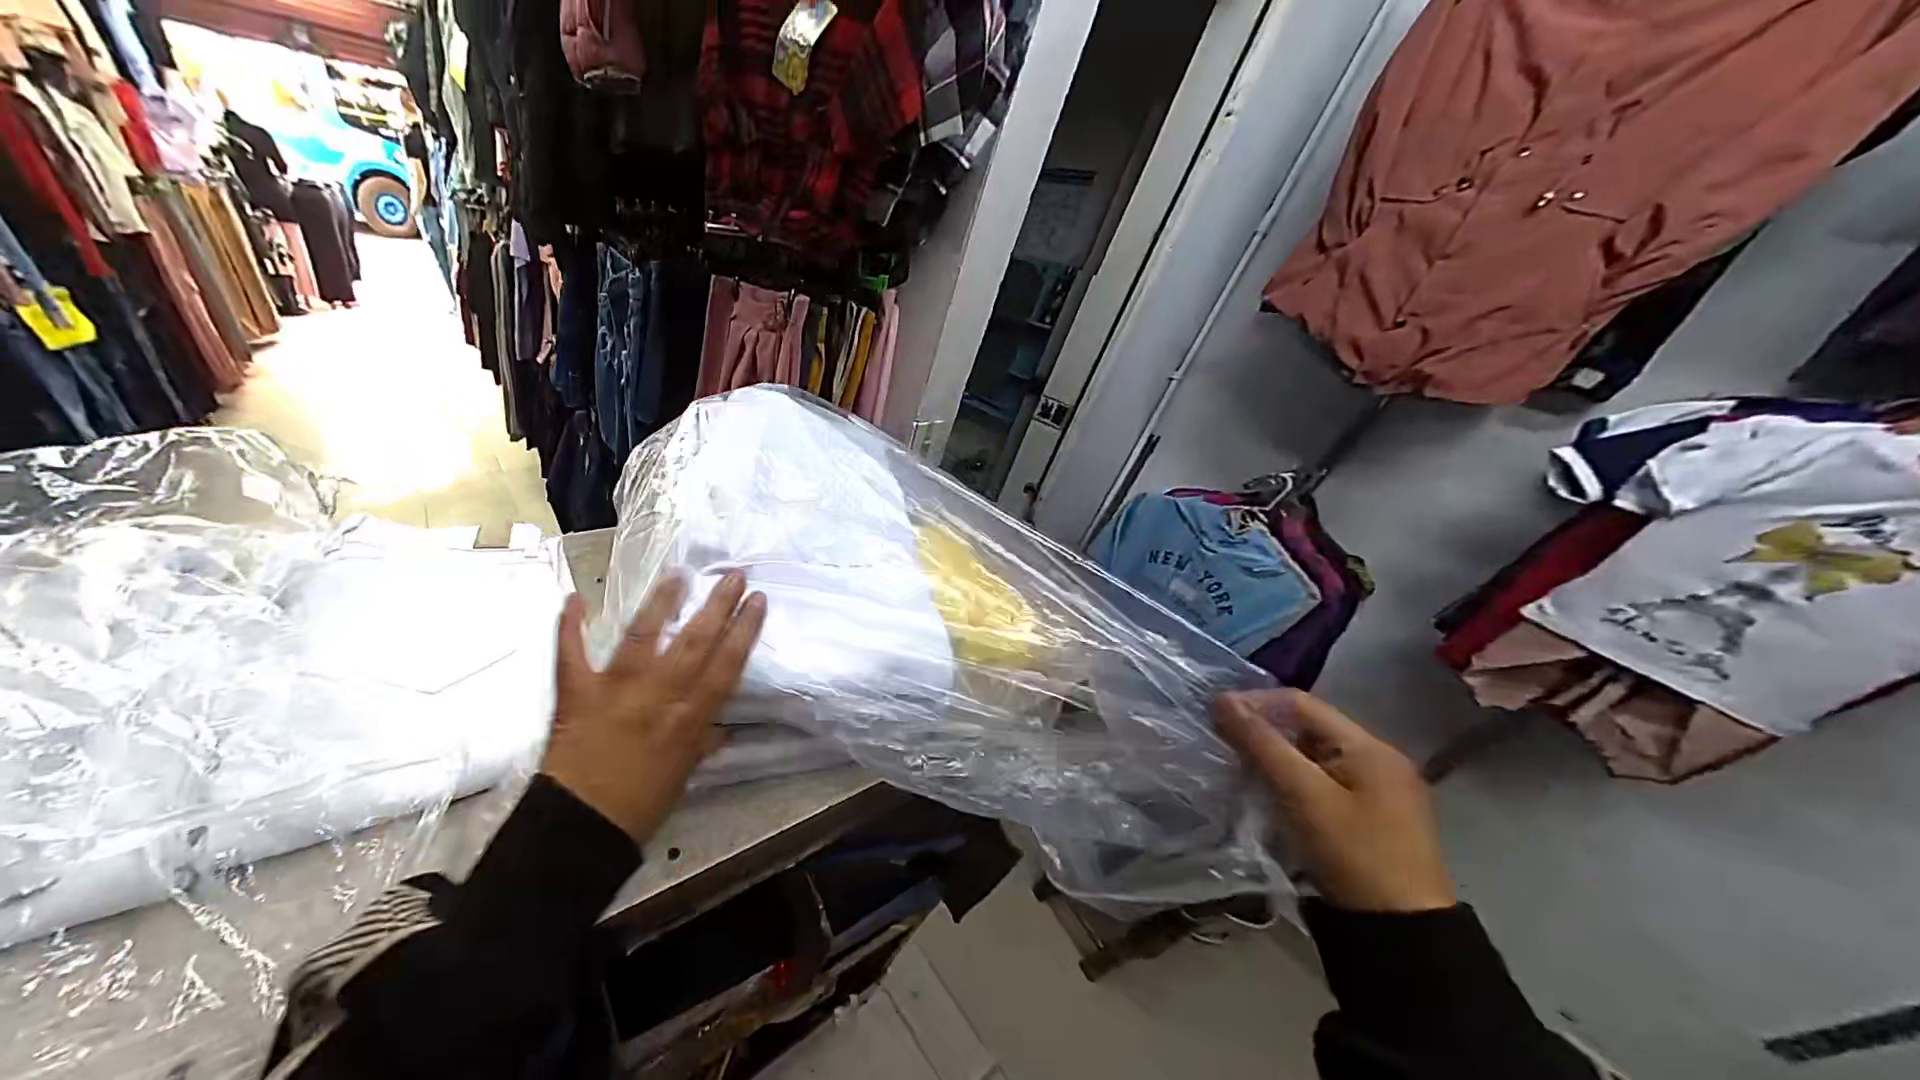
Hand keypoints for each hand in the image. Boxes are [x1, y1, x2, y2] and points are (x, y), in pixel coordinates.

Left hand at [542, 571, 765, 844]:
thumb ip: (703, 743)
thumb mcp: (685, 773)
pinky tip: (575, 598)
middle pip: (695, 641)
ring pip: (643, 636)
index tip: (758, 600)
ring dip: (662, 602)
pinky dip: (571, 626)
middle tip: (734, 575)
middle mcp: (659, 695)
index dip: (745, 629)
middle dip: (718, 605)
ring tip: (679, 574)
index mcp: (690, 717)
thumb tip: (723, 729)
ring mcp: (616, 690)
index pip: (726, 664)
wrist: (579, 829)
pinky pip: (572, 654)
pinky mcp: (578, 694)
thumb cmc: (641, 805)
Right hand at [1214, 689, 1454, 913]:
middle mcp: (1379, 758)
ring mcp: (1380, 788)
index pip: (1302, 703)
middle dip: (1265, 729)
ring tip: (1241, 764)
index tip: (1217, 715)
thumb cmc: (1353, 855)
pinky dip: (1294, 777)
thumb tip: (1222, 700)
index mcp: (1370, 746)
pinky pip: (1324, 778)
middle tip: (1225, 740)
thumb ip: (1262, 745)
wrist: (1402, 934)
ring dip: (1277, 754)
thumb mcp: (1302, 795)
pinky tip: (1272, 791)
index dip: (1256, 703)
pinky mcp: (1374, 815)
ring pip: (1314, 754)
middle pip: (1309, 727)